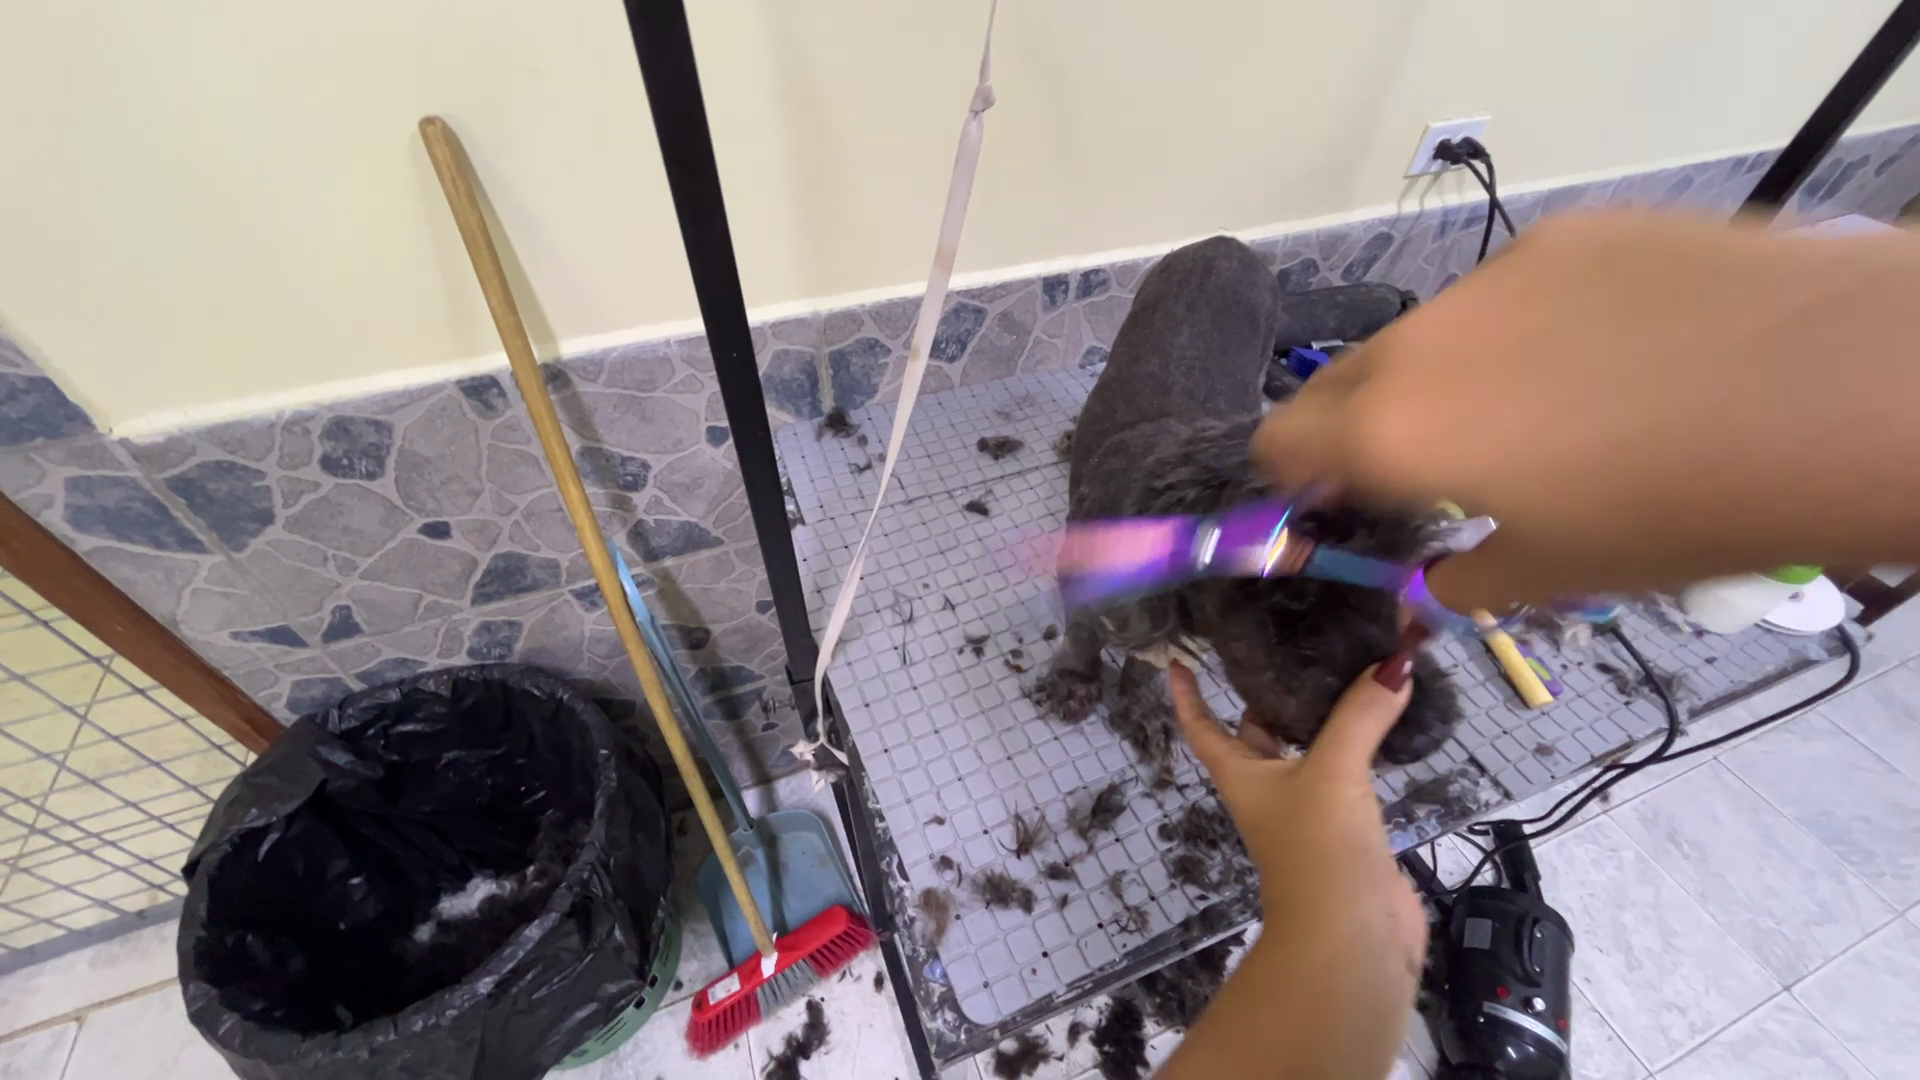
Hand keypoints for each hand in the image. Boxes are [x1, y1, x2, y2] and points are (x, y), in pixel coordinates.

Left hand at [1167, 661, 1424, 1079]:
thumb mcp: (1332, 771)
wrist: (1352, 938)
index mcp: (1238, 771)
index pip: (1199, 724)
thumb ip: (1359, 716)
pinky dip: (1357, 745)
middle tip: (1293, 648)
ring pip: (1303, 749)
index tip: (1179, 659)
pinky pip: (1343, 772)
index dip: (1187, 694)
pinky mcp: (1341, 825)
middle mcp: (1263, 785)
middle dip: (1267, 695)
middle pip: (1255, 730)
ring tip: (1345, 671)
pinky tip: (1382, 721)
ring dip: (1319, 718)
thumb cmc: (1317, 847)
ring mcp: (1301, 807)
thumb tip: (1393, 662)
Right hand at [1252, 211, 1919, 611]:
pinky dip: (1509, 332)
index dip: (1291, 477)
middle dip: (1352, 429)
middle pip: (1331, 386)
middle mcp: (1411, 347)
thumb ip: (1456, 579)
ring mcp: (1487, 281)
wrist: (1866, 388)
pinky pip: (1495, 297)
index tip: (1333, 497)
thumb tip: (1428, 583)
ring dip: (1431, 381)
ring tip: (1526, 405)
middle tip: (1423, 462)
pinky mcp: (1561, 238)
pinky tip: (1597, 352)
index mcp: (1389, 433)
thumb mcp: (1554, 572)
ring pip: (1414, 340)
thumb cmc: (1683, 508)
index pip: (1276, 442)